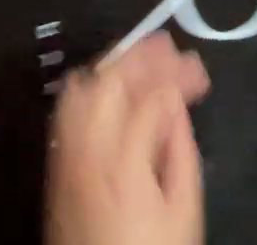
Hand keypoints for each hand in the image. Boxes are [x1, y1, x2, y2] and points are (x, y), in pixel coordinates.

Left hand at [46, 32, 210, 244]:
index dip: (178, 75)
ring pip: (81, 89)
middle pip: (109, 80)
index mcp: (125, 160)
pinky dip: (89, 87)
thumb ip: (181, 148)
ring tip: (140, 58)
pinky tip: (109, 87)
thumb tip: (177, 104)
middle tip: (169, 47)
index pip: (151, 95)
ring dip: (112, 66)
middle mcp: (89, 150)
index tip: (199, 72)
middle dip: (142, 56)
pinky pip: (66, 111)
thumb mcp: (183, 208)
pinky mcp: (56, 168)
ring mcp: (67, 157)